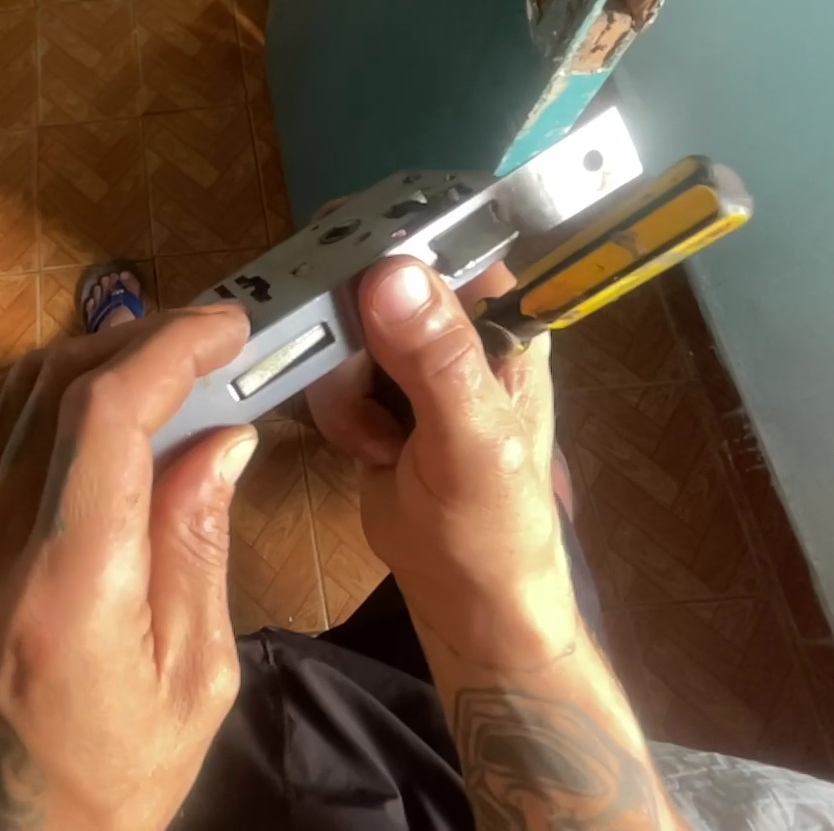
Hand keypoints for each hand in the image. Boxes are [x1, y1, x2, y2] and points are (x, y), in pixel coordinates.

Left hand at [0, 306, 257, 830]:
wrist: (5, 829)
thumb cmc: (118, 772)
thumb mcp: (195, 675)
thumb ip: (197, 540)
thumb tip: (222, 436)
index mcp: (65, 588)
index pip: (105, 418)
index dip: (168, 351)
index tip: (224, 329)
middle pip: (59, 385)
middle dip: (144, 340)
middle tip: (209, 334)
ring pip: (21, 389)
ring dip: (98, 352)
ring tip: (166, 353)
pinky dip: (52, 382)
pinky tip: (100, 387)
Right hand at [307, 258, 580, 663]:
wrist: (463, 594)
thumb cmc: (494, 528)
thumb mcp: (472, 445)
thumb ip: (437, 362)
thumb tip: (389, 272)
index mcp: (504, 320)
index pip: (447, 242)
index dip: (393, 238)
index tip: (338, 254)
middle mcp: (456, 326)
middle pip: (374, 280)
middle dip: (353, 340)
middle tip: (361, 389)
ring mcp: (409, 359)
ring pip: (340, 327)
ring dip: (343, 390)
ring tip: (377, 443)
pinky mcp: (374, 390)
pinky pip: (328, 369)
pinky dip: (334, 410)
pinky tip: (365, 450)